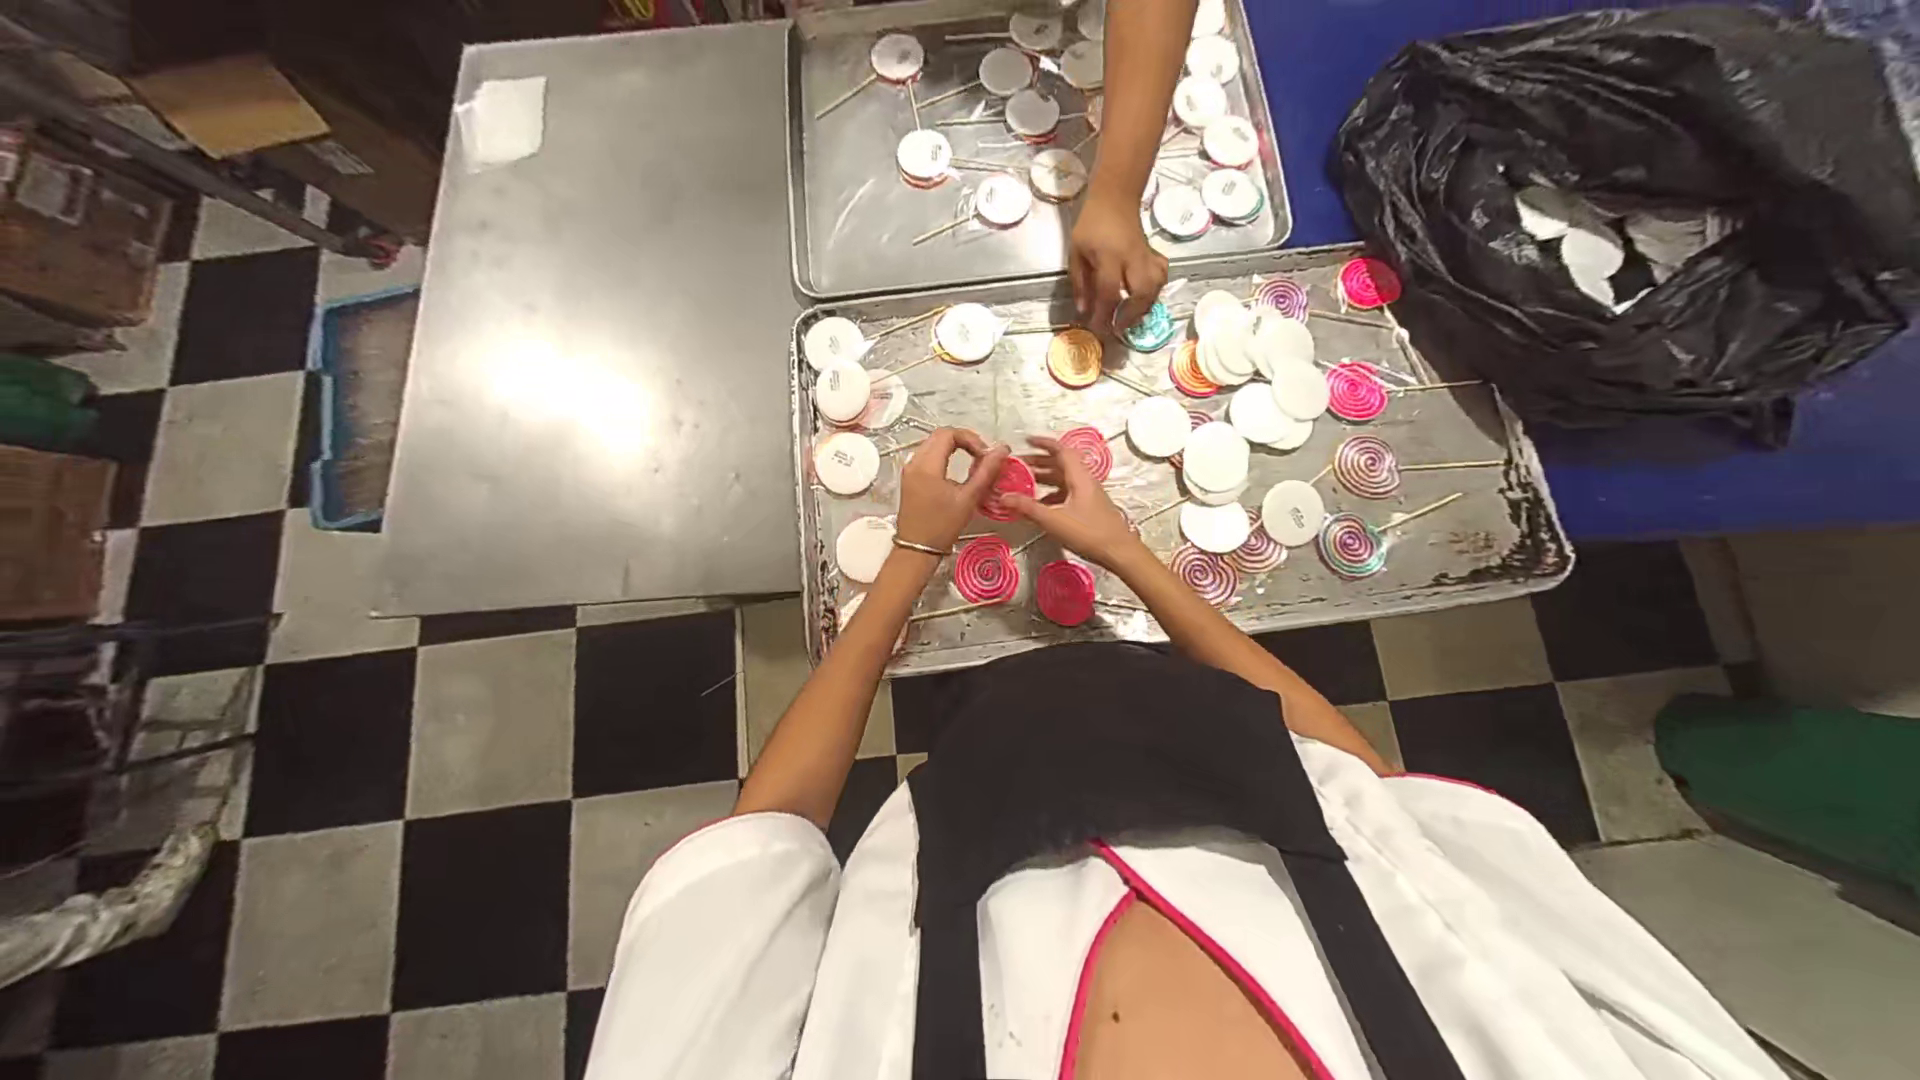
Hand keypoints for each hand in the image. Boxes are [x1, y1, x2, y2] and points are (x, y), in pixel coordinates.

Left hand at [895, 427, 1010, 553]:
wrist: (917, 549)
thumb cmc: (942, 526)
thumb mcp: (969, 498)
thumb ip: (986, 471)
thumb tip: (1002, 450)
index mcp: (927, 465)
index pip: (949, 434)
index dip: (971, 438)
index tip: (984, 454)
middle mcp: (914, 462)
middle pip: (940, 436)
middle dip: (964, 440)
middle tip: (981, 456)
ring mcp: (909, 470)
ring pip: (933, 445)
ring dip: (954, 448)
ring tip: (973, 463)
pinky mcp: (910, 478)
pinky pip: (927, 456)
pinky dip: (944, 456)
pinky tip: (957, 471)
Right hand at [1000, 436, 1145, 569]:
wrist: (1120, 553)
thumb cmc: (1089, 533)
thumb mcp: (1054, 520)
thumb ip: (1028, 508)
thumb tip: (1003, 497)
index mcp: (1079, 478)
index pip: (1061, 451)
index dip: (1043, 443)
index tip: (1026, 441)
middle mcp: (1085, 481)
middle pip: (1061, 464)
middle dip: (1039, 461)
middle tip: (1019, 464)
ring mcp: (1088, 494)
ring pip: (1064, 479)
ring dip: (1045, 478)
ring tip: (1025, 483)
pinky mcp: (1089, 507)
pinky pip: (1067, 492)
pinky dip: (1052, 493)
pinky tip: (1040, 504)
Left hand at [1069, 192, 1168, 334]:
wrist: (1116, 197)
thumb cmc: (1092, 225)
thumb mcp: (1076, 253)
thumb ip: (1080, 283)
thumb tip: (1084, 311)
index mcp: (1109, 256)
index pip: (1109, 292)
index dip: (1104, 315)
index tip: (1098, 330)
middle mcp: (1132, 258)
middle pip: (1140, 293)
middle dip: (1130, 315)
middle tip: (1117, 327)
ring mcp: (1147, 256)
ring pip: (1155, 286)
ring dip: (1144, 307)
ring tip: (1130, 317)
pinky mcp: (1155, 254)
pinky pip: (1162, 276)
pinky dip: (1156, 291)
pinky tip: (1144, 298)